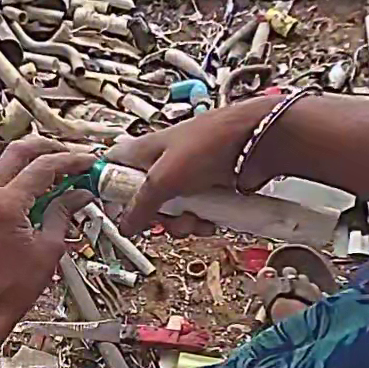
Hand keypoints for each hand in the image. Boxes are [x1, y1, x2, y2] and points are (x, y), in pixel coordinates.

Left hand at [0, 137, 96, 335]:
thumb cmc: (12, 287)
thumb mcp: (50, 248)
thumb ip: (64, 213)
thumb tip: (79, 194)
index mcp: (6, 205)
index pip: (43, 166)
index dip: (71, 160)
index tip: (88, 161)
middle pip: (20, 150)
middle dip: (50, 147)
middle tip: (74, 156)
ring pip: (11, 162)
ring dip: (38, 161)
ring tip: (65, 172)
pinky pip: (8, 181)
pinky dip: (28, 178)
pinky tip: (49, 189)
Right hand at [103, 94, 277, 233]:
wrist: (258, 143)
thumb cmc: (212, 142)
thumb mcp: (165, 177)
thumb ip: (141, 205)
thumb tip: (125, 225)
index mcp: (144, 151)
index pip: (112, 168)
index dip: (109, 190)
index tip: (114, 210)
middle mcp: (162, 164)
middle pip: (143, 200)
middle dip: (155, 217)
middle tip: (164, 220)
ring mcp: (186, 178)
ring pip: (171, 212)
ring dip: (181, 224)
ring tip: (195, 222)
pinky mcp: (207, 190)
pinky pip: (194, 214)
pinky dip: (200, 222)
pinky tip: (209, 221)